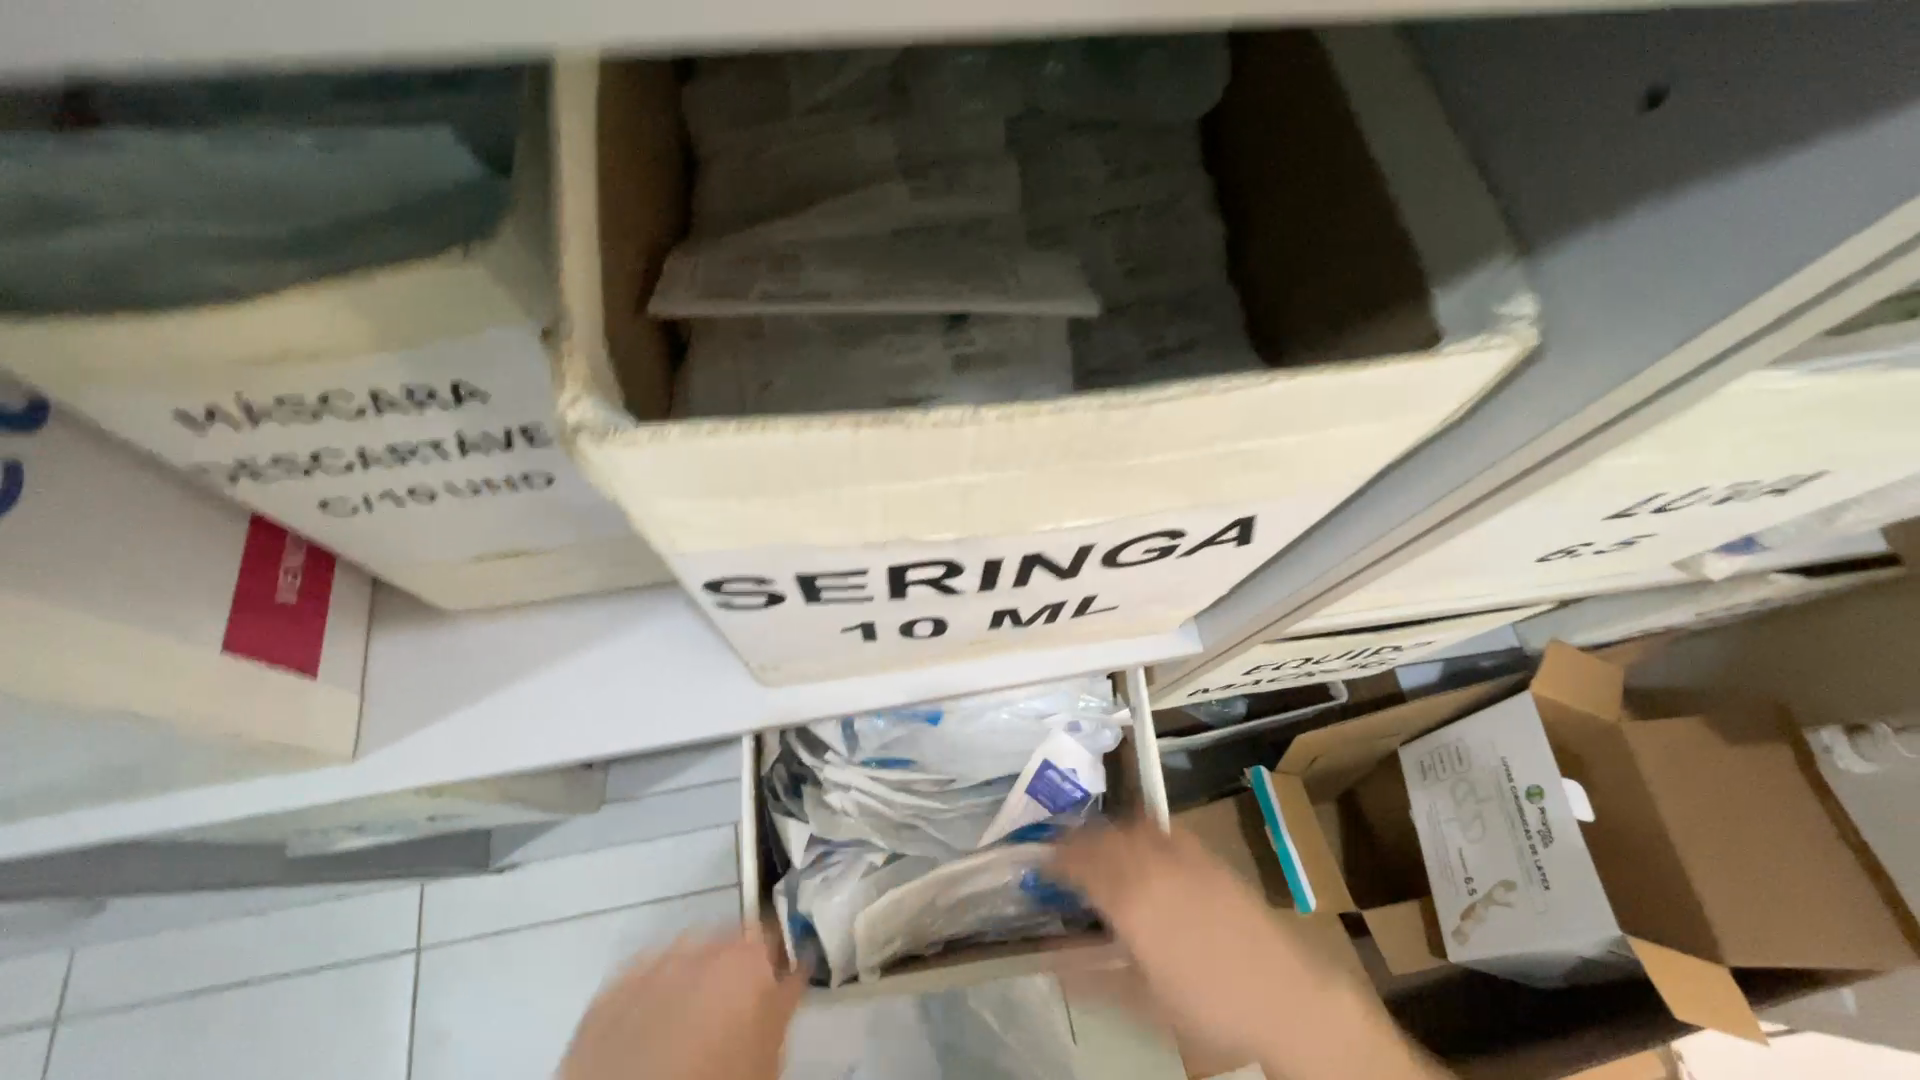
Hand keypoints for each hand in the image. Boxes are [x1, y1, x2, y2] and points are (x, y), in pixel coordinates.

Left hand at [559, 931, 806, 1079]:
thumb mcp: (770, 1050)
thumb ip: (785, 999)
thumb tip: (797, 968)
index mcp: (746, 957)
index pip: (772, 932)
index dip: (775, 953)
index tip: (776, 974)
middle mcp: (696, 947)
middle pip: (723, 941)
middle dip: (730, 964)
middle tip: (733, 1005)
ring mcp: (647, 968)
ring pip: (680, 958)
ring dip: (690, 976)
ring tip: (690, 1018)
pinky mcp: (605, 996)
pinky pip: (638, 983)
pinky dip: (650, 995)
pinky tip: (653, 1026)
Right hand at [1052, 821, 1447, 1079]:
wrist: (1287, 1001)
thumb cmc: (1209, 1011)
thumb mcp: (1141, 1002)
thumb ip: (1090, 974)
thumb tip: (1050, 958)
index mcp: (1130, 901)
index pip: (1080, 861)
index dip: (1056, 857)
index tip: (1040, 863)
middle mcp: (1153, 868)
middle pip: (1104, 836)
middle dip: (1078, 841)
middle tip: (1063, 855)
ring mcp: (1185, 859)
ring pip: (1134, 827)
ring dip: (1109, 831)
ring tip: (1098, 846)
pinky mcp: (1212, 860)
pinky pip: (1168, 830)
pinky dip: (1145, 830)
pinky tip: (1145, 844)